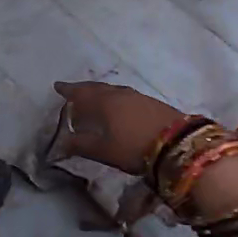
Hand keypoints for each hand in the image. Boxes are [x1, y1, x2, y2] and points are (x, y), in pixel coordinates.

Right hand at [53, 81, 185, 175]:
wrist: (180, 145)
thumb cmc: (134, 147)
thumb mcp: (103, 150)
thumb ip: (81, 145)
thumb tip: (61, 143)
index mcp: (104, 102)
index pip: (81, 92)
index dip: (68, 90)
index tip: (57, 86)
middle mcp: (120, 94)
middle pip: (98, 88)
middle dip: (84, 89)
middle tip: (73, 91)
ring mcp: (139, 97)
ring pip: (113, 91)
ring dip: (101, 93)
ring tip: (95, 99)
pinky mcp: (153, 104)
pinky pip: (126, 96)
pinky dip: (116, 98)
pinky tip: (118, 107)